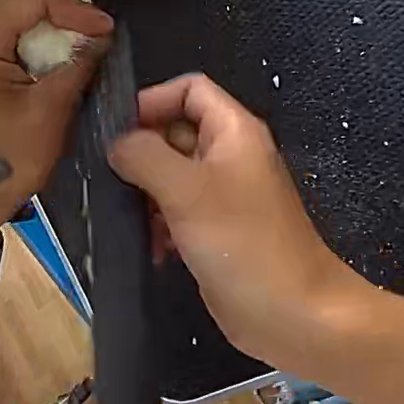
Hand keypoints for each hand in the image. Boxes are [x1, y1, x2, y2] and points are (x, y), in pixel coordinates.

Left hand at [0, 0, 111, 259]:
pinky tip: (57, 65)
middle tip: (97, 43)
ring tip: (82, 55)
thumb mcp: (49, 111)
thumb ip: (78, 63)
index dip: (75, 5)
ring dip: (54, 30)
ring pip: (19, 12)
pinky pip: (10, 32)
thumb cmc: (2, 161)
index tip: (105, 34)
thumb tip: (102, 34)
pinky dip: (38, 43)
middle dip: (66, 15)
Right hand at [108, 74, 370, 373]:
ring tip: (129, 217)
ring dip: (147, 193)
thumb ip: (145, 156)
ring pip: (172, 175)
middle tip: (110, 179)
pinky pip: (178, 212)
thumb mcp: (187, 191)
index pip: (189, 90)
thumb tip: (117, 143)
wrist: (293, 314)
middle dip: (142, 152)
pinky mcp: (216, 231)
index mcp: (234, 131)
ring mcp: (224, 196)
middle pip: (175, 132)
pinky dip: (160, 223)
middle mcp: (230, 156)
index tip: (117, 133)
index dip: (152, 101)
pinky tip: (152, 248)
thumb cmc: (244, 243)